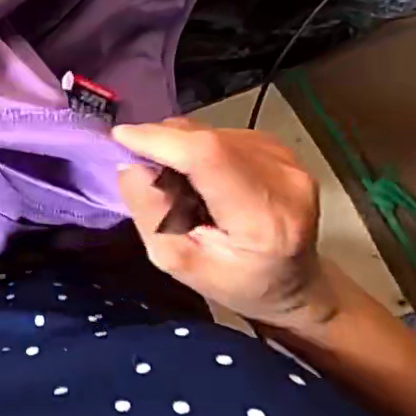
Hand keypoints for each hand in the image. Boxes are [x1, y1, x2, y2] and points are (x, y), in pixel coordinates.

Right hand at [113, 118, 334, 328]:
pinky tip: (196, 173)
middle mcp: (284, 181)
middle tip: (140, 167)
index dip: (160, 139)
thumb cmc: (235, 282)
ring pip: (208, 131)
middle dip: (161, 143)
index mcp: (262, 219)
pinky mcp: (279, 150)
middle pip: (205, 139)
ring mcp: (286, 161)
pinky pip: (219, 132)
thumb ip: (151, 215)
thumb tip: (131, 165)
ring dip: (176, 145)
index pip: (208, 157)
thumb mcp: (177, 262)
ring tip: (174, 179)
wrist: (294, 284)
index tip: (120, 138)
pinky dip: (193, 145)